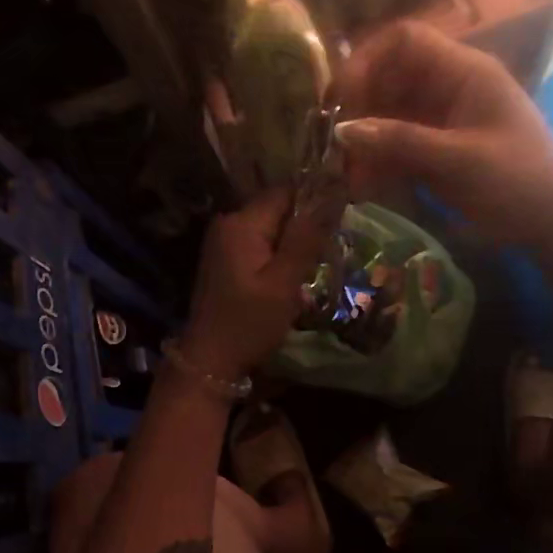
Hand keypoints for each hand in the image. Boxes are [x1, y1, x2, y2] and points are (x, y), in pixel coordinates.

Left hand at [178, 188, 339, 379]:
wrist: (210, 360)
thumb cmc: (249, 323)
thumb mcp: (283, 282)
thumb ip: (306, 237)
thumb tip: (331, 194)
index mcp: (241, 223)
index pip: (286, 192)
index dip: (316, 201)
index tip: (343, 219)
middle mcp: (228, 223)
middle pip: (277, 208)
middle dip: (306, 224)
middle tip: (332, 247)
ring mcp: (223, 241)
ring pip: (270, 227)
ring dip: (294, 241)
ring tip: (318, 261)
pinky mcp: (225, 259)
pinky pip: (259, 243)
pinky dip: (278, 253)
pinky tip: (293, 272)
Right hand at [332, 21, 552, 243]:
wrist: (552, 223)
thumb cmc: (517, 182)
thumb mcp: (458, 161)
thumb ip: (400, 142)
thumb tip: (342, 130)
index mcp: (463, 72)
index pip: (403, 41)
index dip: (366, 61)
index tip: (340, 100)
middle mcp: (446, 87)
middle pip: (386, 77)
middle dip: (357, 107)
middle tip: (333, 144)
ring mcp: (437, 119)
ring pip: (383, 113)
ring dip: (360, 139)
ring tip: (344, 173)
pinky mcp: (431, 148)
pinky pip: (390, 143)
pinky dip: (372, 160)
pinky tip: (360, 184)